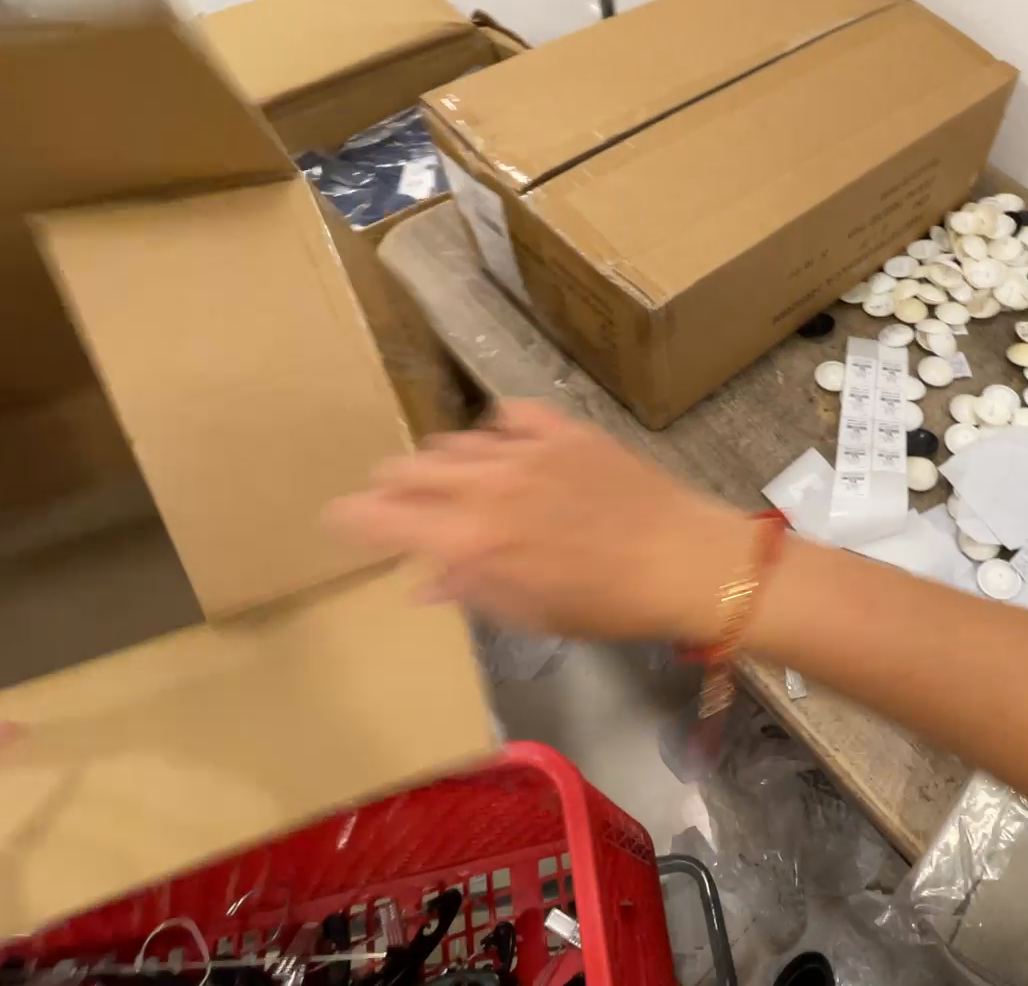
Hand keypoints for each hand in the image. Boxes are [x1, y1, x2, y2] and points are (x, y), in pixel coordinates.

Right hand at [326, 400, 755, 643]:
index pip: (377, 515)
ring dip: (444, 463)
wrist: (684, 560)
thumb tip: (425, 580)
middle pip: (407, 467)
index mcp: (468, 538)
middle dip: (392, 487)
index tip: (343, 521)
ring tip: (456, 483)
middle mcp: (487, 485)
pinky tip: (510, 448)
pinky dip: (499, 430)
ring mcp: (529, 450)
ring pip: (456, 440)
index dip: (350, 517)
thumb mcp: (529, 613)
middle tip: (401, 506)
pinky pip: (513, 414)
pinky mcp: (568, 430)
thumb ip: (469, 588)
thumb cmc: (606, 603)